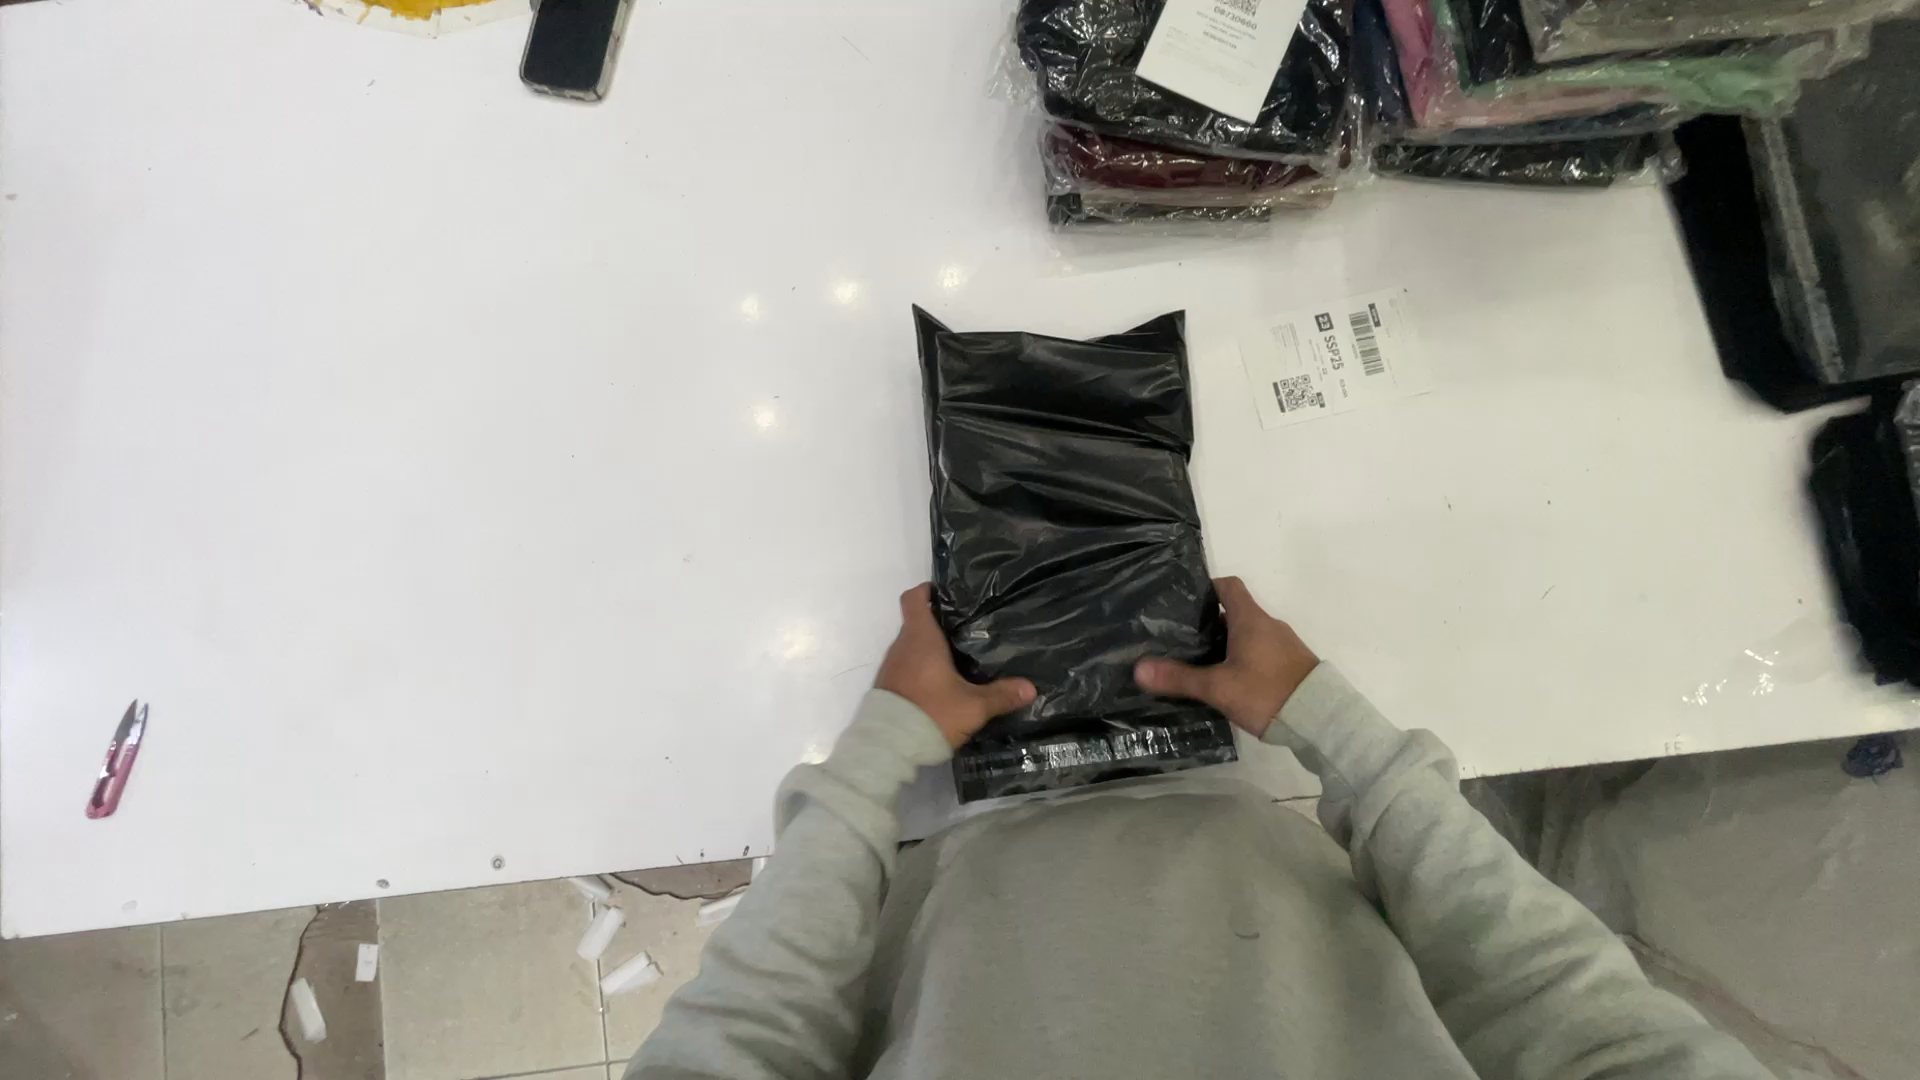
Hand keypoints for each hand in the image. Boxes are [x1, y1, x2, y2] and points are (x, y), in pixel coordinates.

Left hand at [875, 584, 1036, 747]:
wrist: (887, 747)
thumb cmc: (930, 712)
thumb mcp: (973, 706)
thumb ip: (1001, 695)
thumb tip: (1030, 687)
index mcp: (920, 638)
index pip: (914, 598)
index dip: (927, 590)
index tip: (946, 593)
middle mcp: (902, 646)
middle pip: (917, 622)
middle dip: (939, 623)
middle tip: (968, 629)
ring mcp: (892, 667)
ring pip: (912, 646)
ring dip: (930, 648)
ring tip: (958, 657)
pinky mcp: (888, 687)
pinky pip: (906, 666)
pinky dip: (921, 668)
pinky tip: (941, 683)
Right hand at [1134, 576, 1317, 737]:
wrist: (1324, 722)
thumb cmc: (1268, 693)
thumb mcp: (1219, 688)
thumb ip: (1180, 678)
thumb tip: (1138, 668)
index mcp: (1251, 620)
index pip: (1228, 586)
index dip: (1206, 587)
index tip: (1184, 599)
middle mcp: (1269, 626)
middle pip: (1234, 612)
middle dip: (1207, 622)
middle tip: (1179, 636)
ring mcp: (1283, 646)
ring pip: (1246, 635)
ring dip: (1224, 644)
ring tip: (1197, 661)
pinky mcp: (1290, 667)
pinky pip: (1259, 653)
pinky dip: (1241, 659)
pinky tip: (1226, 680)